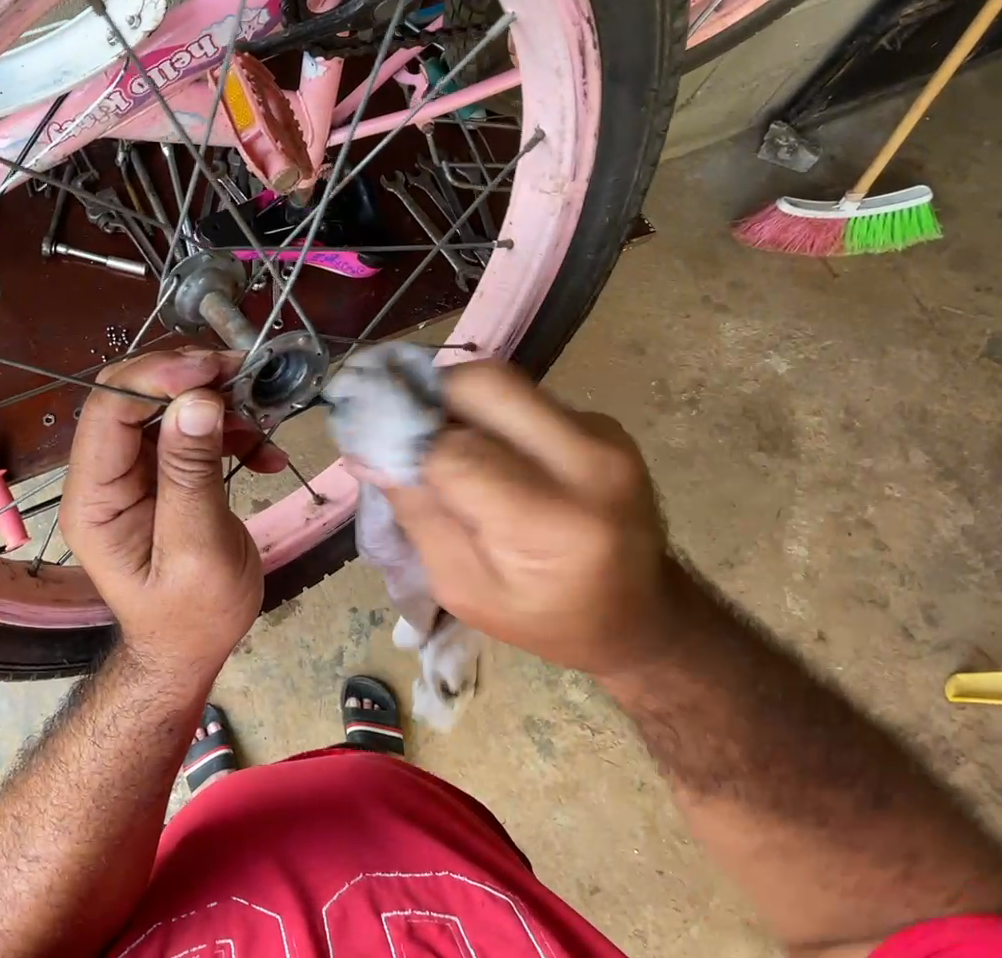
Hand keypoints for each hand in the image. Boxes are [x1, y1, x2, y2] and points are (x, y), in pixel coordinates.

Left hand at [60, 349, 285, 678]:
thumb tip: (197, 400)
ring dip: (216, 403)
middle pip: (132, 399)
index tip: (212, 368)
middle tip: (244, 376)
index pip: (106, 412)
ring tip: (263, 419)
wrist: (193, 647)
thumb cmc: (192, 616)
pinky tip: (266, 452)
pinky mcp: (161, 475)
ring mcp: (131, 473)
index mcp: (93, 499)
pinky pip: (188, 432)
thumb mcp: (198, 551)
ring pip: (165, 408)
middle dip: (188, 380)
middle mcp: (103, 477)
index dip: (154, 378)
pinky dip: (228, 431)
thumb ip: (192, 474)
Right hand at [376, 361, 682, 676]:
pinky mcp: (599, 424)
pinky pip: (520, 397)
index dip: (398, 436)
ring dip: (449, 399)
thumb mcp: (464, 589)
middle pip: (485, 385)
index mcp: (552, 522)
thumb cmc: (546, 618)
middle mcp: (587, 463)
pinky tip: (467, 444)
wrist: (642, 615)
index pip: (456, 451)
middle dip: (423, 393)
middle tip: (389, 419)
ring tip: (421, 433)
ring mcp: (602, 435)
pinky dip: (480, 410)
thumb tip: (365, 455)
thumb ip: (418, 516)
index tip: (359, 436)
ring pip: (501, 382)